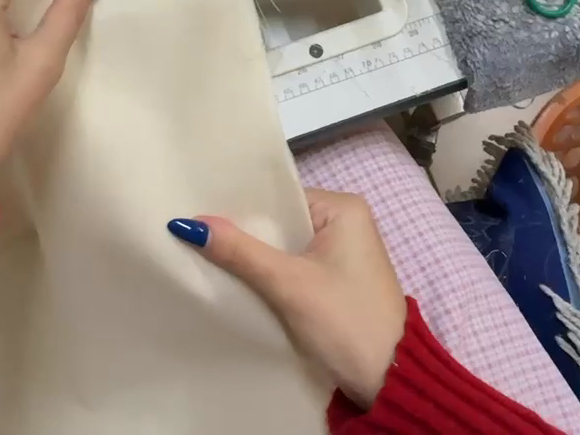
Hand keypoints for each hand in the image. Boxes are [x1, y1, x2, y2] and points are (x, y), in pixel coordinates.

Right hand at [172, 189, 406, 407]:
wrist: (392, 381)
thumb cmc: (345, 320)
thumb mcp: (288, 283)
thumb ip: (240, 251)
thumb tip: (188, 223)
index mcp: (343, 207)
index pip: (280, 197)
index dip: (243, 206)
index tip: (202, 212)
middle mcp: (347, 221)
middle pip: (282, 221)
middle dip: (248, 233)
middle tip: (199, 236)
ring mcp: (345, 252)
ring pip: (287, 246)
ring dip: (259, 257)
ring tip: (212, 256)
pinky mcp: (340, 280)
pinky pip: (297, 265)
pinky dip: (274, 274)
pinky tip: (244, 281)